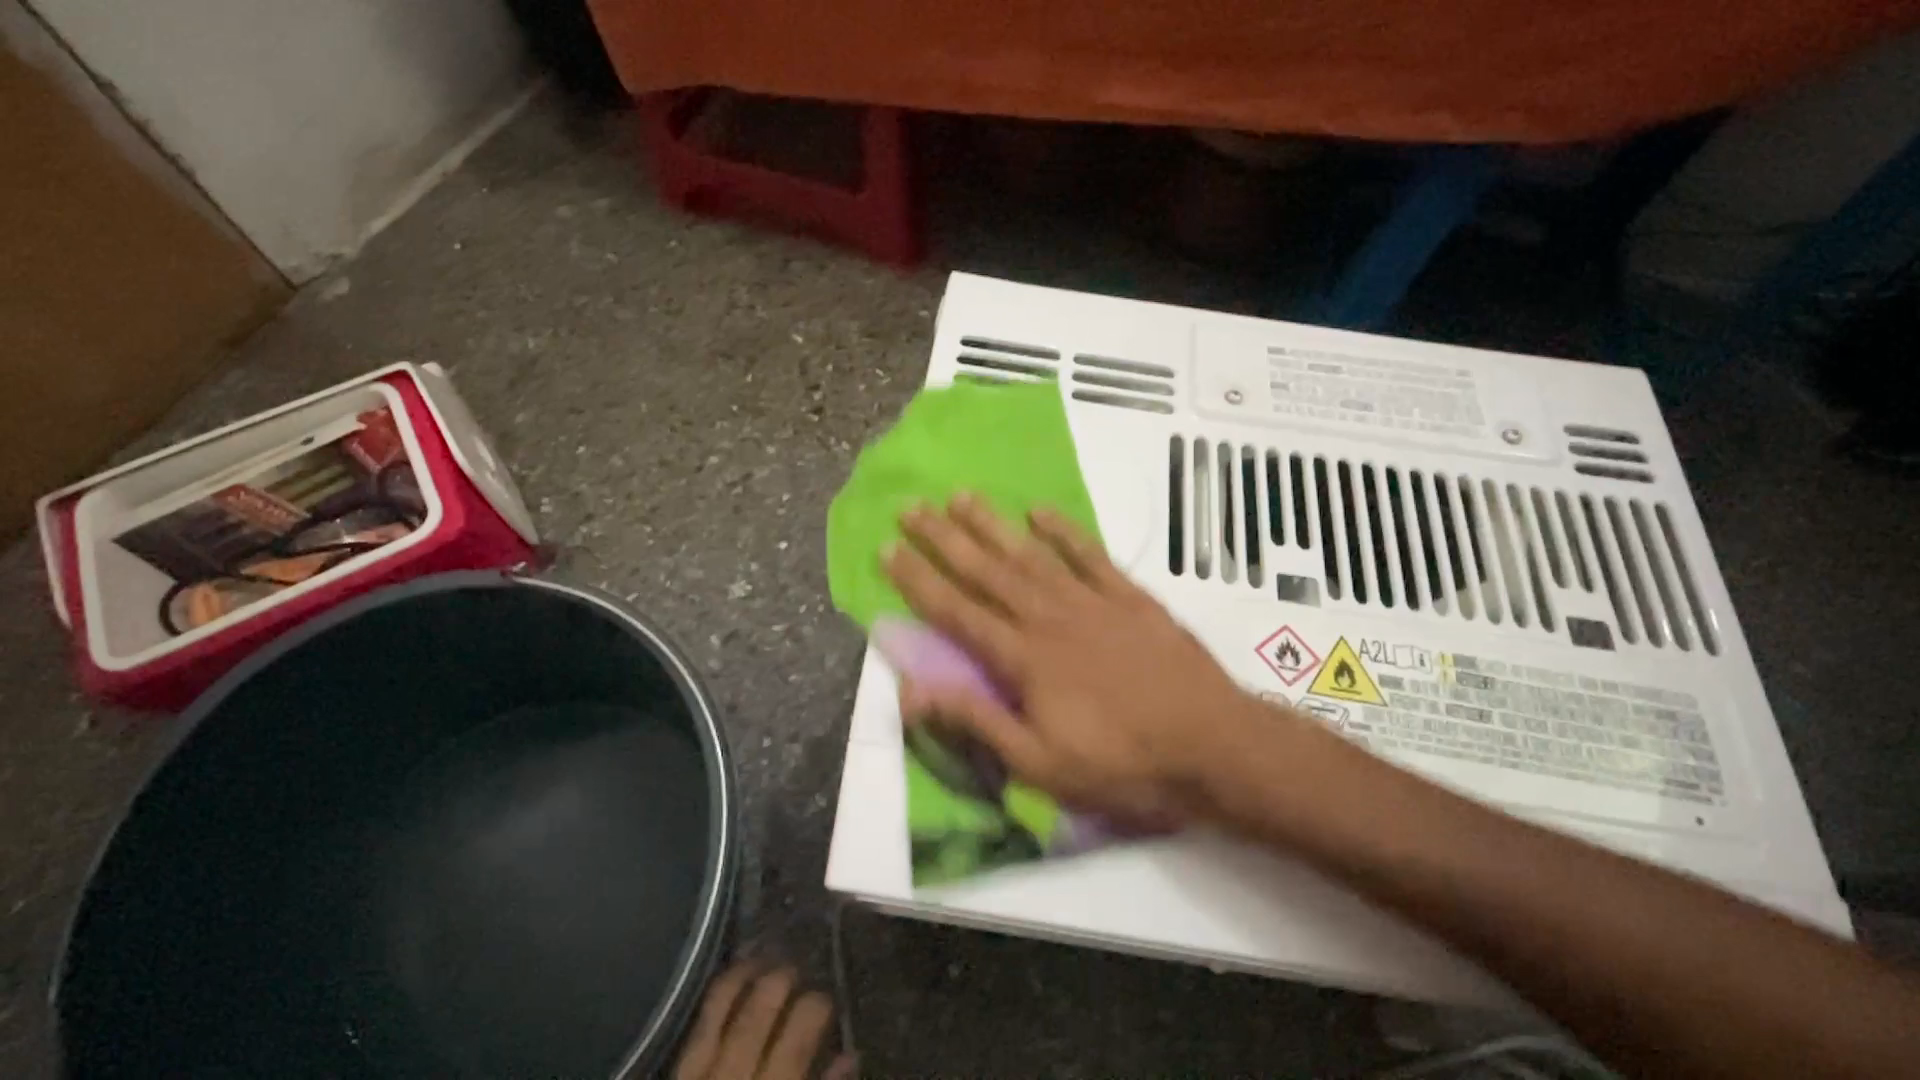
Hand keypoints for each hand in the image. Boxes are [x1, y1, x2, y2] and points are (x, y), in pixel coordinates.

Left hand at [674, 963, 852, 1079]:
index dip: (813, 1010)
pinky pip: (694, 1034)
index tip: (826, 995)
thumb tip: (848, 1059)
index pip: (796, 1044)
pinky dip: (711, 1004)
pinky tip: (723, 986)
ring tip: (758, 958)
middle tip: (794, 964)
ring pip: (717, 1019)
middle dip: (777, 984)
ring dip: (739, 983)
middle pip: (755, 1022)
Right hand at [884, 494, 1280, 824]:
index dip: (919, 581)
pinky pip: (1090, 555)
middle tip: (913, 507)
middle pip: (988, 572)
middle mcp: (1050, 618)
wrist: (1213, 747)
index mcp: (1023, 660)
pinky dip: (1064, 531)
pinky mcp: (1132, 599)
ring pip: (1032, 555)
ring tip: (963, 496)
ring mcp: (1093, 603)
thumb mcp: (1039, 764)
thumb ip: (976, 721)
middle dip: (946, 539)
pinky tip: (1040, 511)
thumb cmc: (1122, 766)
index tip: (888, 549)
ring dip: (994, 525)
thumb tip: (910, 692)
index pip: (957, 613)